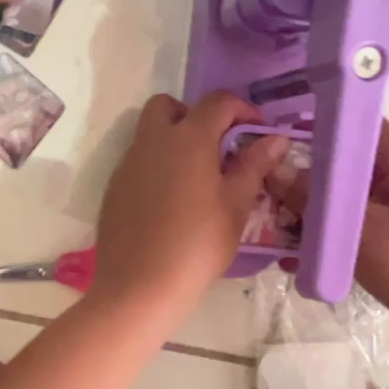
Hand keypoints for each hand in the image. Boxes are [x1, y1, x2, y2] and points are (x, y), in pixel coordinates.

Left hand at [93, 92, 285, 307]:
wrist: (140, 286)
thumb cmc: (198, 246)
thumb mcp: (235, 206)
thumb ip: (254, 166)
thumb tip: (275, 139)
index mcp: (188, 138)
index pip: (218, 102)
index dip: (243, 111)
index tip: (257, 135)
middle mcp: (151, 142)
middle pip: (169, 106)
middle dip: (194, 116)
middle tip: (216, 149)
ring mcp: (127, 165)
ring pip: (148, 135)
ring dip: (172, 142)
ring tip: (195, 179)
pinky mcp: (113, 190)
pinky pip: (136, 164)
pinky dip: (155, 169)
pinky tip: (169, 204)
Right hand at [267, 123, 388, 343]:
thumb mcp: (358, 228)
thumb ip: (314, 198)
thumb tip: (275, 169)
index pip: (361, 125)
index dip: (323, 121)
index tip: (282, 128)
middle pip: (344, 166)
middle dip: (304, 175)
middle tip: (265, 181)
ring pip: (341, 201)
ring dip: (308, 212)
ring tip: (272, 224)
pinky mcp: (386, 240)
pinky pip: (347, 229)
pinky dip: (323, 238)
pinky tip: (294, 258)